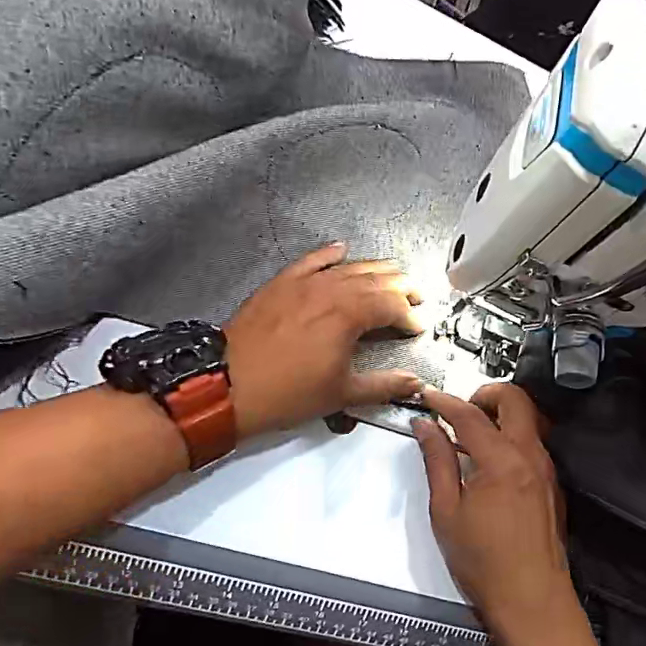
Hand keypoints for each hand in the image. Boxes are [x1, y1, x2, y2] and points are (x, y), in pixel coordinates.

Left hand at [225, 243, 423, 437]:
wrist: (228, 384)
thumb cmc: (286, 392)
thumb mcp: (340, 394)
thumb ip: (383, 386)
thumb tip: (414, 384)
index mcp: (348, 314)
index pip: (392, 305)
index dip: (410, 315)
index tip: (416, 327)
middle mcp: (330, 289)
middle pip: (376, 279)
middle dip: (400, 288)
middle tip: (415, 297)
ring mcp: (304, 282)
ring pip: (348, 267)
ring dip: (374, 271)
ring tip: (391, 275)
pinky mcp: (281, 283)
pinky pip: (311, 260)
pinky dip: (329, 255)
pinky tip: (342, 250)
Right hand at [412, 385, 575, 633]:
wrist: (533, 605)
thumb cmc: (485, 564)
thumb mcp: (446, 511)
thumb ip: (437, 461)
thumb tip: (426, 427)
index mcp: (503, 462)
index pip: (470, 414)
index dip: (444, 401)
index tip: (427, 396)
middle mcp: (531, 457)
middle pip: (514, 399)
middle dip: (483, 394)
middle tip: (458, 410)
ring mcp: (547, 470)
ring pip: (528, 418)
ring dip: (499, 414)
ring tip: (470, 435)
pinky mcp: (552, 485)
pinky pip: (533, 442)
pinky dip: (510, 436)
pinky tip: (488, 461)